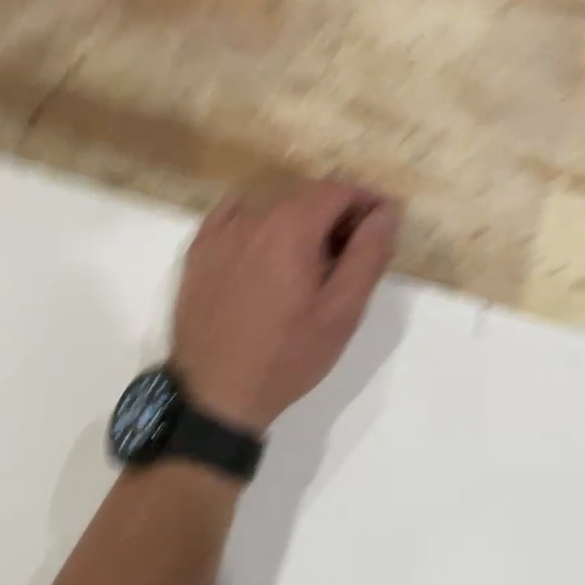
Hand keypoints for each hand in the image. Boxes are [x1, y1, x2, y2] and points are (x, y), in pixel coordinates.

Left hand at [171, 179, 400, 433]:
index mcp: (292, 226)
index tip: (381, 224)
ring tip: (309, 266)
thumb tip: (386, 212)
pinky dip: (260, 227)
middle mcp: (253, 216)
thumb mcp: (341, 312)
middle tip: (351, 255)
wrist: (215, 395)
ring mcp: (220, 232)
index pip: (338, 189)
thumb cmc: (287, 355)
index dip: (366, 200)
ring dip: (299, 223)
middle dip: (335, 215)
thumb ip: (368, 254)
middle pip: (305, 196)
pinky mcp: (199, 251)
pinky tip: (267, 257)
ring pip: (272, 209)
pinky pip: (236, 219)